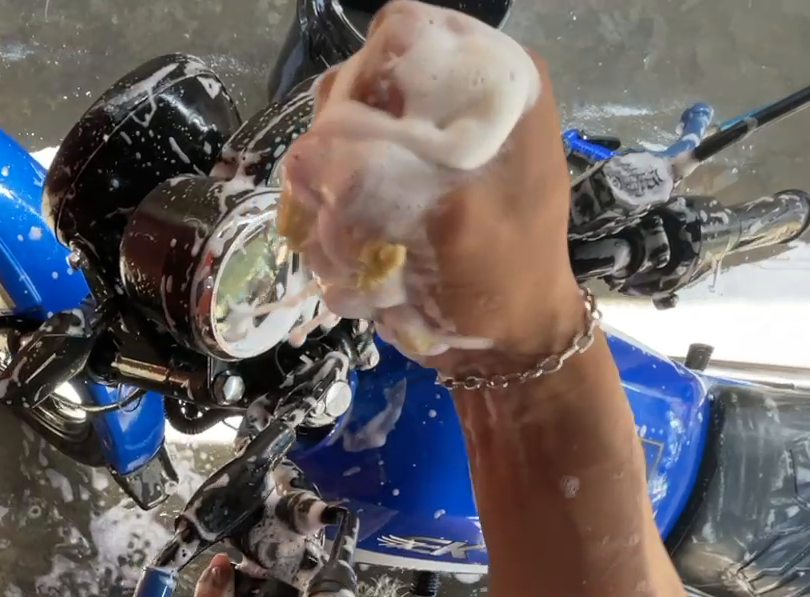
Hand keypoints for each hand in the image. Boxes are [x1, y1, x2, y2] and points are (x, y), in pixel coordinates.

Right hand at [279, 0, 583, 372]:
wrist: (505, 342)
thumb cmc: (503, 281)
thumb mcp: (456, 224)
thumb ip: (384, 181)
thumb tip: (303, 159)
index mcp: (488, 84)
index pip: (398, 40)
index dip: (362, 93)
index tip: (357, 157)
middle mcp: (444, 108)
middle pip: (347, 100)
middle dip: (336, 169)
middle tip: (353, 224)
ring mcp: (408, 157)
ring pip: (325, 158)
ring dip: (329, 218)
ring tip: (361, 262)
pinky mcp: (383, 198)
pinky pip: (326, 204)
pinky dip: (332, 243)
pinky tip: (359, 273)